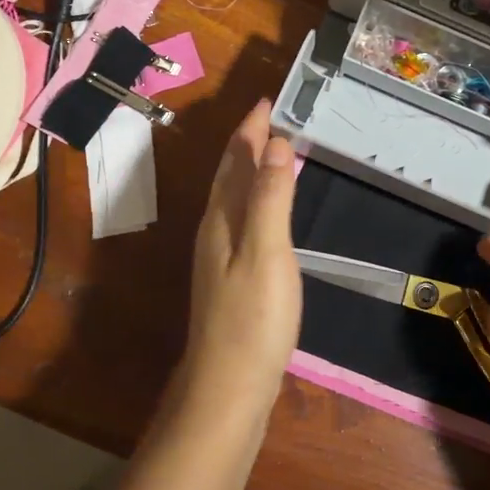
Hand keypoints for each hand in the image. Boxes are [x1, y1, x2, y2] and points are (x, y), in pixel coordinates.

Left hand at [182, 99, 302, 408]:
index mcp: (221, 220)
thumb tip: (275, 142)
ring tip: (272, 151)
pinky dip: (256, 199)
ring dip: (249, 169)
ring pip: (233, 198)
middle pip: (228, 176)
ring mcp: (220, 257)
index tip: (268, 99)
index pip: (235, 161)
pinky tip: (268, 211)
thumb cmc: (252, 320)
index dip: (250, 130)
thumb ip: (270, 198)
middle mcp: (215, 232)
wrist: (228, 389)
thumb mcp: (266, 252)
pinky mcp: (231, 279)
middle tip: (271, 116)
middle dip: (247, 143)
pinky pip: (242, 219)